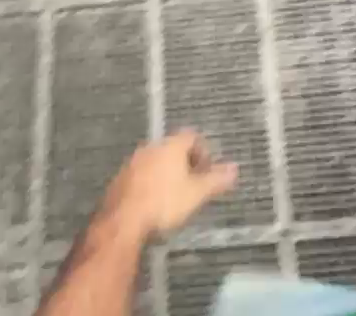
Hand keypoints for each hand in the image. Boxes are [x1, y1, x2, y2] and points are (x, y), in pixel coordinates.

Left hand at [100, 130, 237, 239]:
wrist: (123, 221)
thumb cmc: (164, 203)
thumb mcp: (196, 194)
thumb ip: (216, 180)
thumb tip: (235, 167)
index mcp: (171, 146)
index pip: (192, 136)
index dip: (203, 151)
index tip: (207, 172)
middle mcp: (151, 147)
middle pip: (173, 147)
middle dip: (185, 163)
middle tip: (194, 185)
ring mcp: (133, 162)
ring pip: (156, 161)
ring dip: (167, 173)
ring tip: (174, 196)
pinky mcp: (120, 178)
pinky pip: (141, 174)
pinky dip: (151, 183)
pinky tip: (153, 203)